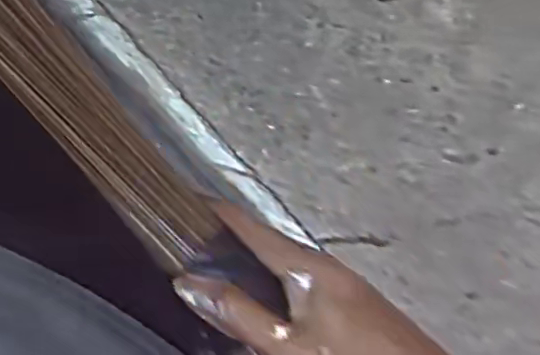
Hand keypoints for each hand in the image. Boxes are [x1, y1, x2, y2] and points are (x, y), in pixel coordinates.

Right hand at [175, 202, 449, 354]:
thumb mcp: (290, 349)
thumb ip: (237, 313)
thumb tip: (185, 283)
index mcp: (306, 263)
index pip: (239, 218)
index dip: (202, 206)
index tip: (169, 199)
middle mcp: (328, 266)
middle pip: (262, 243)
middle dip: (225, 244)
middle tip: (188, 251)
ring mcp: (353, 292)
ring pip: (285, 268)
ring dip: (253, 271)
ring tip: (223, 283)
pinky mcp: (369, 317)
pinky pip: (308, 289)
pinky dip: (280, 291)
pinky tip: (274, 315)